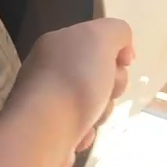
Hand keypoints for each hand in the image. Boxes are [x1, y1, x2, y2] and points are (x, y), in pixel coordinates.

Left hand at [0, 19, 133, 166]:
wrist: (44, 132)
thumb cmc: (75, 81)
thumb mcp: (101, 38)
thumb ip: (116, 31)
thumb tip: (121, 51)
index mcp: (57, 44)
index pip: (96, 42)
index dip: (115, 53)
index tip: (122, 64)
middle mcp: (49, 70)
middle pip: (98, 75)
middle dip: (111, 86)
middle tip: (106, 92)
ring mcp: (47, 102)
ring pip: (93, 104)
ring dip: (100, 112)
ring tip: (90, 118)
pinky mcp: (49, 131)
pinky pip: (80, 129)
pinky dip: (85, 133)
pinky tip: (79, 134)